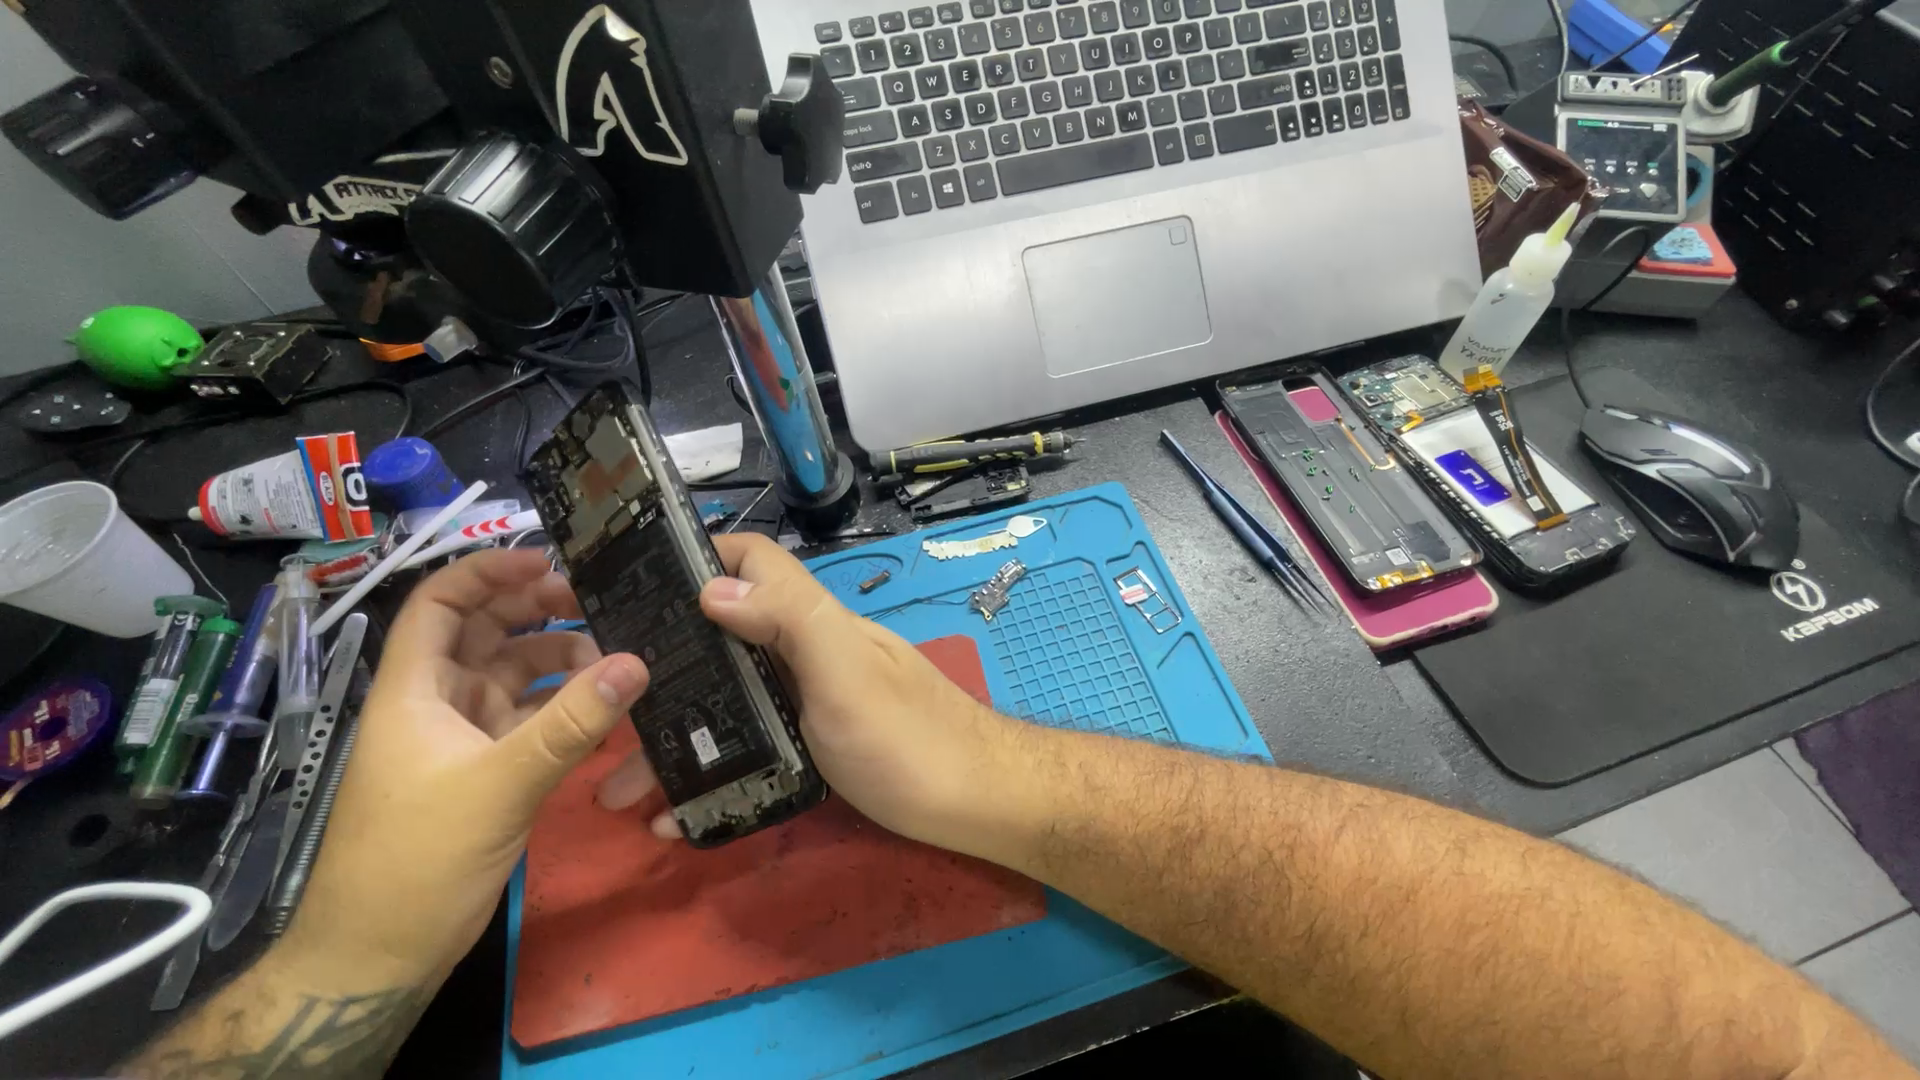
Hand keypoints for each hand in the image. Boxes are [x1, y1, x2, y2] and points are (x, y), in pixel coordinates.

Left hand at [281, 550, 649, 989]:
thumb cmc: (419, 858)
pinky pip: (531, 717)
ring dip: (560, 659)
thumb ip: (571, 723)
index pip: (439, 605)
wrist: (383, 953)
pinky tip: (605, 708)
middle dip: (537, 609)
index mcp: (415, 689)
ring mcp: (463, 736)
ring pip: (514, 674)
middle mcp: (438, 702)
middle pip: (484, 632)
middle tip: (600, 602)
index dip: (486, 573)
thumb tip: (637, 662)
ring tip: (616, 657)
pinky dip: (565, 705)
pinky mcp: (487, 767)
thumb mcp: (500, 783)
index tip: (548, 562)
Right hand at [598, 533, 1024, 856]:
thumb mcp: (847, 673)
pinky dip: (713, 771)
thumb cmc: (909, 739)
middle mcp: (809, 652)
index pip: (756, 563)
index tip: (633, 581)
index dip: (701, 556)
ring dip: (677, 733)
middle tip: (604, 707)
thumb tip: (712, 586)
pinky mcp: (817, 748)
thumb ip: (790, 621)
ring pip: (733, 700)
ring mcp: (814, 701)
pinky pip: (752, 747)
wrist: (977, 805)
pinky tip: (677, 814)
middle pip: (727, 638)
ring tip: (621, 789)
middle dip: (665, 666)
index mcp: (813, 622)